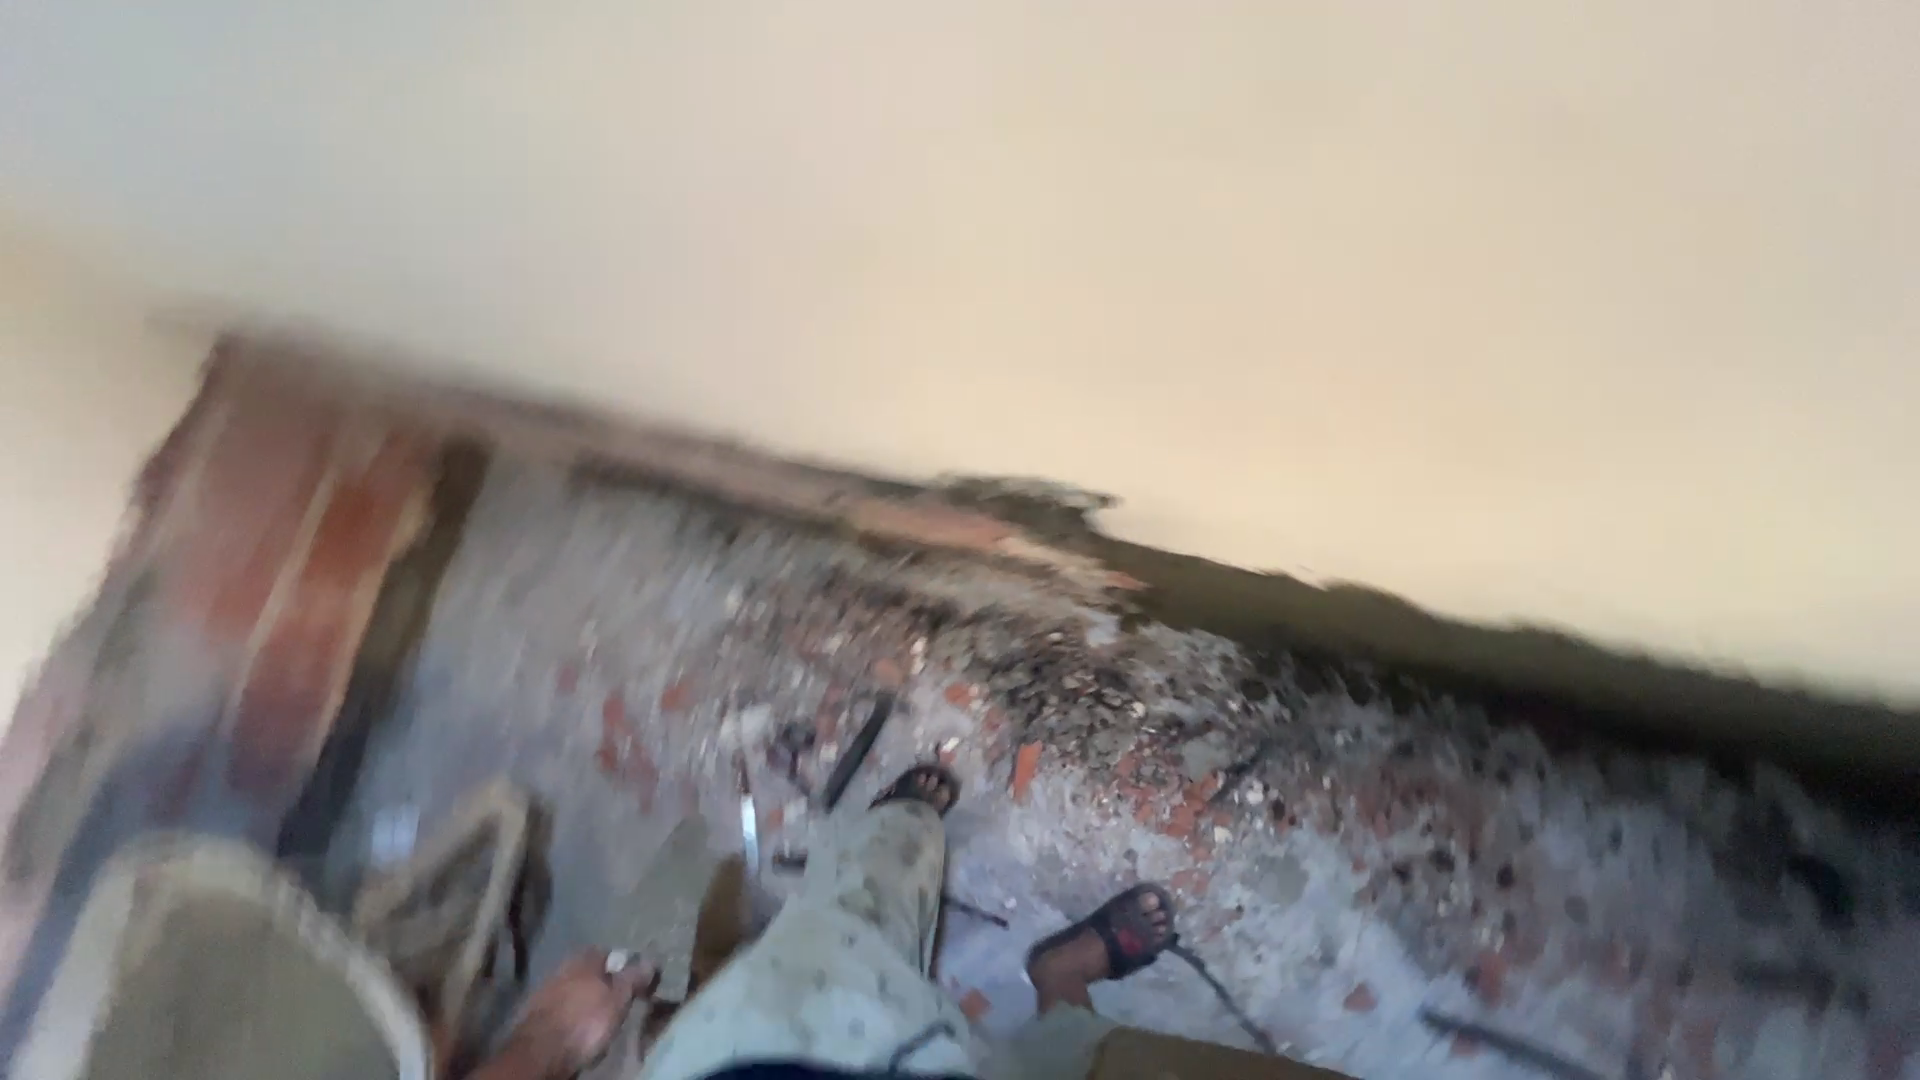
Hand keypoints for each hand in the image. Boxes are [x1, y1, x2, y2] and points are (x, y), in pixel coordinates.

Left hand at [502, 949, 657, 1078]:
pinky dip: (569, 1019)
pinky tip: (576, 1032)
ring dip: (584, 1004)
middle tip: (615, 1006)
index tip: (632, 987)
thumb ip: (636, 976)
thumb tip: (652, 959)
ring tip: (596, 1023)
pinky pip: (560, 1012)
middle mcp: (563, 965)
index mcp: (585, 955)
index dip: (624, 970)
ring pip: (574, 993)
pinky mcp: (532, 1015)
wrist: (538, 1054)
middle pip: (591, 974)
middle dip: (602, 987)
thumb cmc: (585, 1020)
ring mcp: (544, 990)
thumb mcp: (620, 998)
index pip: (612, 954)